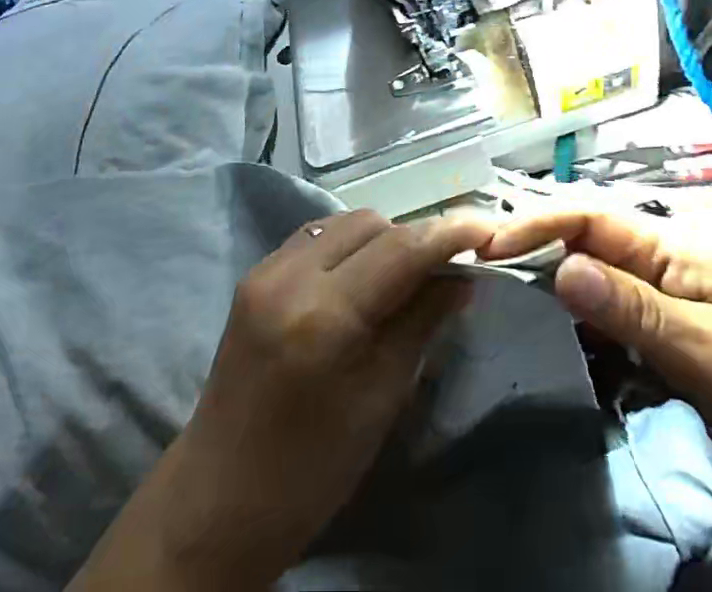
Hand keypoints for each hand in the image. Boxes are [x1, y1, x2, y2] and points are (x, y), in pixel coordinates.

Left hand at [70, 210, 487, 589]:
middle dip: (412, 237)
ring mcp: (262, 271)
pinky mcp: (250, 278)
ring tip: (407, 274)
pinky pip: (309, 241)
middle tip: (446, 268)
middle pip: (366, 225)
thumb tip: (459, 276)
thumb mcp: (382, 397)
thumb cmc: (316, 463)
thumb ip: (420, 324)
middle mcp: (287, 275)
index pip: (398, 249)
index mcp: (324, 313)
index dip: (447, 234)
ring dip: (378, 239)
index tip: (485, 231)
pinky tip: (362, 277)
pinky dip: (344, 248)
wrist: (226, 487)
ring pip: (336, 225)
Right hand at [483, 211, 711, 495]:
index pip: (589, 219)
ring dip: (542, 270)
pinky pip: (600, 305)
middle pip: (580, 238)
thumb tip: (559, 269)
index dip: (535, 225)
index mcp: (676, 250)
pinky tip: (543, 313)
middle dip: (529, 241)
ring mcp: (659, 296)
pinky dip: (566, 304)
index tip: (489, 247)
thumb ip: (635, 309)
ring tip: (495, 280)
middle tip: (477, 260)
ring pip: (586, 269)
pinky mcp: (658, 329)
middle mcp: (661, 262)